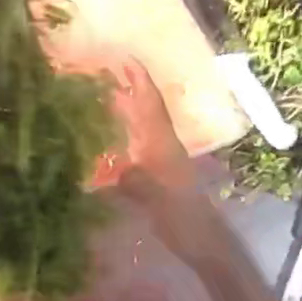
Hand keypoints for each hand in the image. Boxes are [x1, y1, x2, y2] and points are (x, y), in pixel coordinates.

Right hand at [107, 56, 223, 256]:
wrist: (201, 241)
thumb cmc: (184, 219)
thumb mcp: (160, 200)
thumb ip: (139, 183)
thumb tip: (115, 170)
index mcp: (163, 147)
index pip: (151, 107)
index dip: (140, 82)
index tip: (125, 59)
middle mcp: (161, 148)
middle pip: (144, 111)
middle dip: (128, 89)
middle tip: (104, 71)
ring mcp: (157, 163)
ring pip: (138, 128)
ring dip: (123, 111)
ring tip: (100, 98)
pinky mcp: (152, 178)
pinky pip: (131, 149)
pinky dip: (117, 138)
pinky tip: (102, 141)